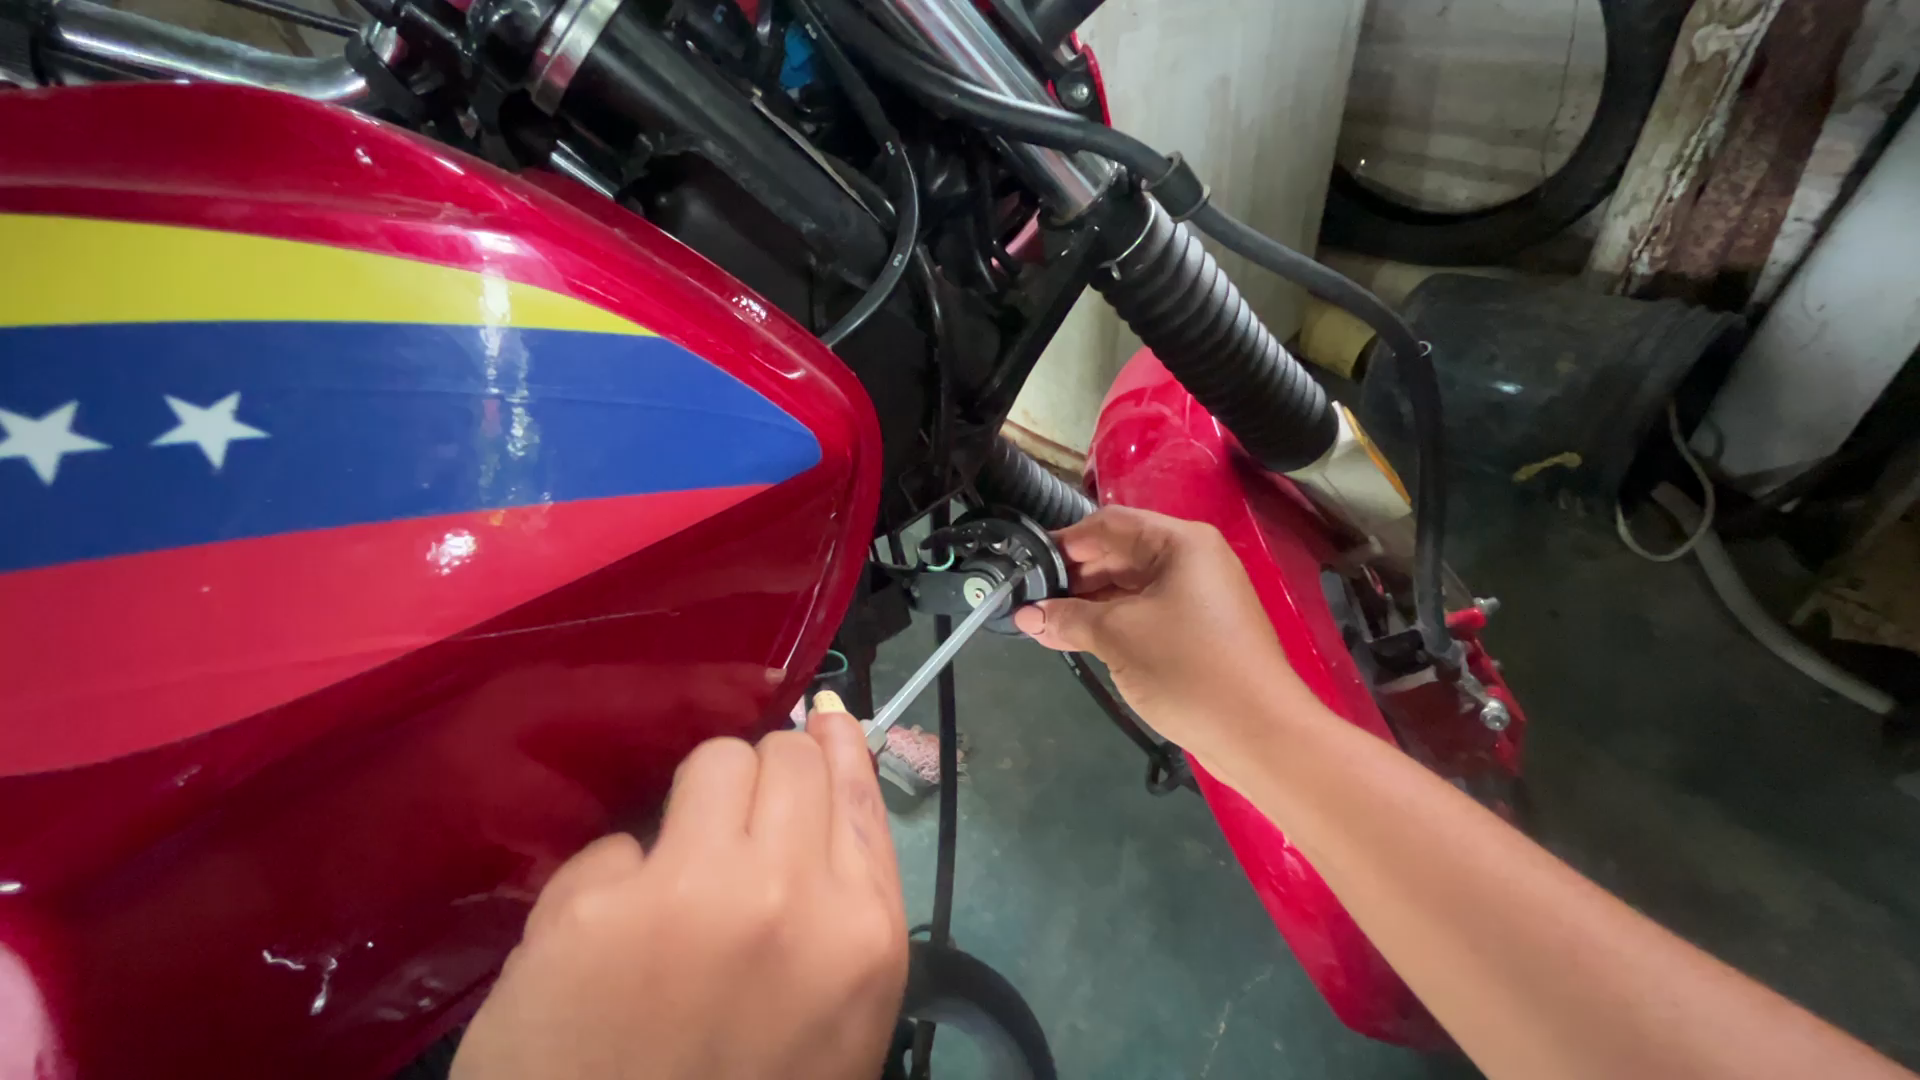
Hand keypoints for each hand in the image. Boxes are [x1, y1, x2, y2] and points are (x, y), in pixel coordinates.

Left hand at [451, 701, 907, 1079]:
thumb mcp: (841, 1002)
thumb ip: (845, 887)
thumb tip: (827, 758)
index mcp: (864, 933)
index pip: (854, 784)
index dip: (833, 744)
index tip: (818, 720)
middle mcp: (790, 898)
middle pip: (785, 755)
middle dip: (763, 781)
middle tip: (735, 834)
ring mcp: (692, 897)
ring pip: (713, 761)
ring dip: (697, 808)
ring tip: (677, 875)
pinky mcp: (596, 914)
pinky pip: (620, 842)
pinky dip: (617, 884)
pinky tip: (605, 949)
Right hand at [1012, 506, 1307, 763]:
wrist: (1259, 734)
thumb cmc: (1187, 668)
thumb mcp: (1118, 637)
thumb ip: (1068, 618)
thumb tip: (1027, 615)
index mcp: (1180, 543)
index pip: (1109, 525)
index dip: (1065, 543)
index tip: (1027, 566)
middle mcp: (1191, 560)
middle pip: (1119, 554)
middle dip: (1073, 578)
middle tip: (1029, 600)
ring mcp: (1196, 596)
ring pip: (1129, 588)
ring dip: (1087, 605)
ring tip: (1042, 624)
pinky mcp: (1196, 630)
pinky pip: (1143, 613)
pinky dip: (1110, 623)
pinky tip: (1074, 638)